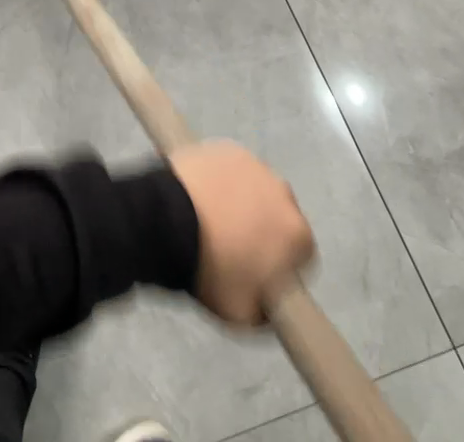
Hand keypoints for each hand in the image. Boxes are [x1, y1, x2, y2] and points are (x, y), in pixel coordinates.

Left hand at [169, 140, 314, 325]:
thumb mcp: (243, 316)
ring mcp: (255, 165)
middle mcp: (285, 194)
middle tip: (229, 243)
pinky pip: (231, 169)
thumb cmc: (207, 270)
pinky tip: (200, 193)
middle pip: (279, 216)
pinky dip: (220, 179)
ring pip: (255, 189)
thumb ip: (267, 311)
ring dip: (241, 201)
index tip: (254, 271)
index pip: (300, 256)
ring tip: (209, 216)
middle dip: (261, 229)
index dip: (278, 265)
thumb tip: (269, 303)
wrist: (163, 222)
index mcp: (298, 235)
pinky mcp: (226, 148)